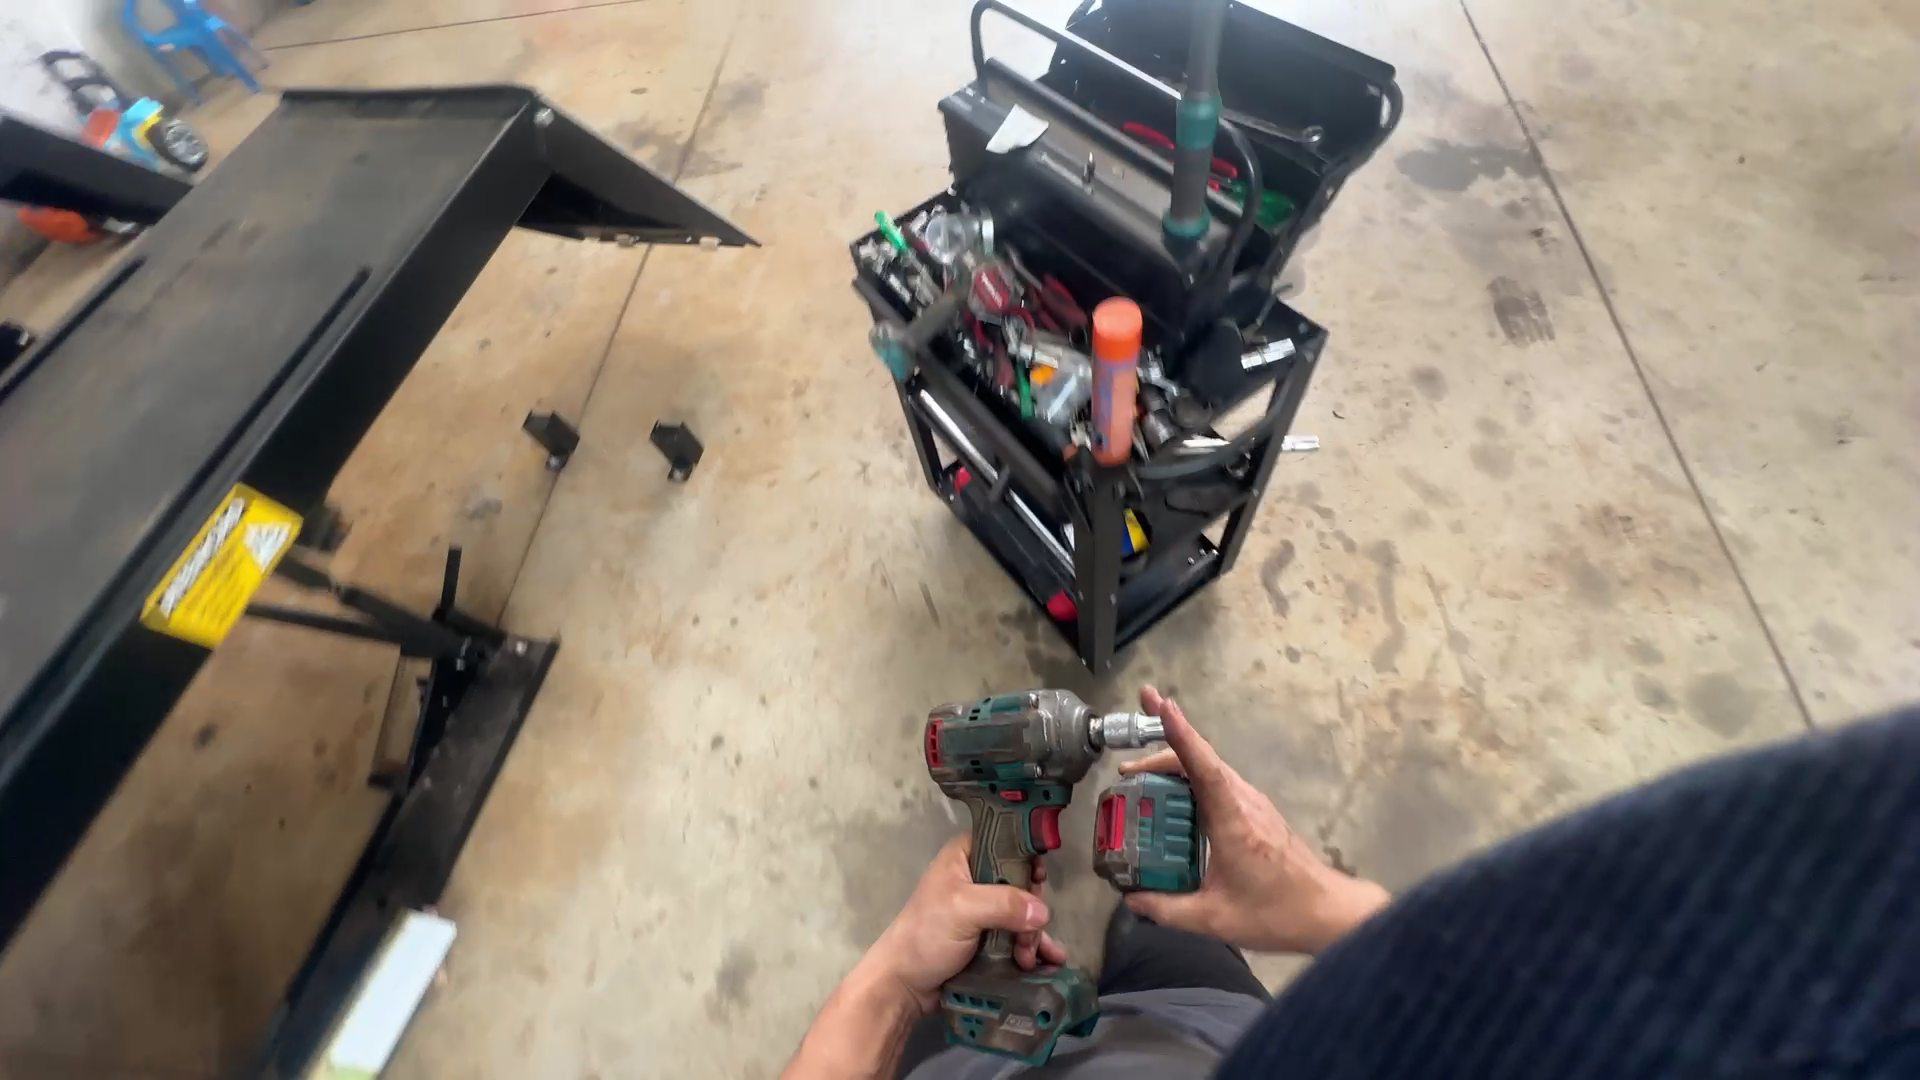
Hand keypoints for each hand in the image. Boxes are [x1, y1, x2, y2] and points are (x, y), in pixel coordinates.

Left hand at [861, 833, 1069, 1014]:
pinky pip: (1019, 934)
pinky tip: (1050, 961)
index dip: (1025, 858)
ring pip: (1022, 910)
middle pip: (1019, 880)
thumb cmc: (927, 933)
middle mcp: (976, 875)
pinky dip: (1033, 946)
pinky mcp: (989, 935)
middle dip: (1030, 908)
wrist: (905, 984)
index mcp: (965, 854)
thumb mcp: (963, 910)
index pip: (1004, 842)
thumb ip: (1004, 904)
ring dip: (1032, 933)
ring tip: (1028, 959)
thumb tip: (1043, 912)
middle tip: (1028, 932)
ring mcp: (983, 907)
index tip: (1039, 879)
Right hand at [1118, 685, 1389, 954]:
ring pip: (1206, 767)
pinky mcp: (1254, 810)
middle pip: (1198, 758)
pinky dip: (1188, 777)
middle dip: (1162, 744)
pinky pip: (1214, 781)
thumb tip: (1132, 899)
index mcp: (1232, 818)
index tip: (1160, 705)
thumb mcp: (1216, 919)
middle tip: (1127, 759)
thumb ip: (1169, 909)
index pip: (1202, 765)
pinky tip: (1171, 796)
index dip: (1180, 732)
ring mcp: (1250, 801)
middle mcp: (1241, 799)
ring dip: (1173, 762)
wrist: (1330, 915)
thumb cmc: (1277, 913)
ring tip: (1139, 775)